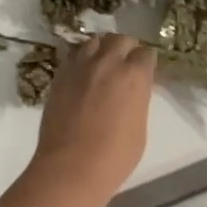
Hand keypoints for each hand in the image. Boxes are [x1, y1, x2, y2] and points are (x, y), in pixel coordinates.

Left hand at [30, 34, 155, 198]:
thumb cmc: (114, 156)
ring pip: (95, 41)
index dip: (146, 63)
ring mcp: (81, 66)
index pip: (146, 54)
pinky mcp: (60, 75)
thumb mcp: (139, 127)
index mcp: (134, 76)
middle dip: (126, 48)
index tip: (145, 72)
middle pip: (120, 39)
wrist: (71, 167)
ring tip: (102, 65)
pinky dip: (82, 59)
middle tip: (125, 65)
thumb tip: (132, 92)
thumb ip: (137, 100)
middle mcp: (108, 62)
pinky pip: (74, 55)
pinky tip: (83, 74)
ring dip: (102, 49)